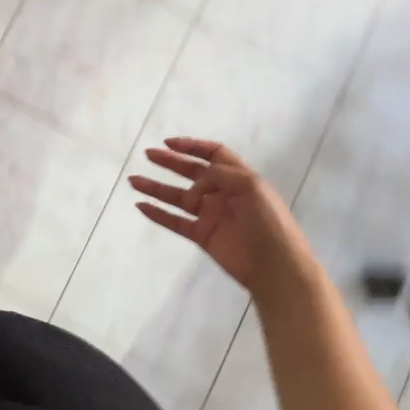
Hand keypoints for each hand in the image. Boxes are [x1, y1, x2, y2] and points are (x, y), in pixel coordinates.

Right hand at [129, 138, 315, 297]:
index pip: (214, 154)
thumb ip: (220, 175)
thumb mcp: (250, 186)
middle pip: (191, 172)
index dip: (192, 146)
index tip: (169, 143)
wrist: (275, 266)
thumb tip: (195, 183)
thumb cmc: (269, 221)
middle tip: (148, 155)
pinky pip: (175, 222)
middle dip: (169, 162)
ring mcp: (211, 215)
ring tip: (133, 181)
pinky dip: (158, 214)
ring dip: (156, 188)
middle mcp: (223, 193)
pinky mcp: (202, 236)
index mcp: (239, 178)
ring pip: (177, 197)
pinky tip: (141, 206)